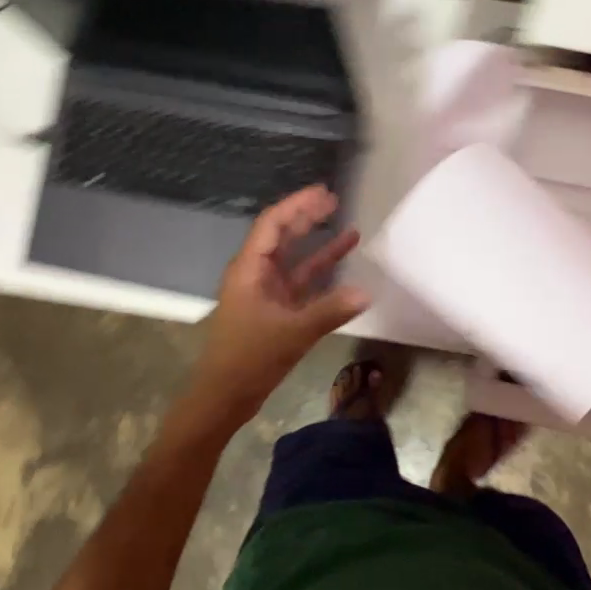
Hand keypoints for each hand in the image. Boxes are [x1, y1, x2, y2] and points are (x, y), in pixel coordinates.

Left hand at [191, 186, 368, 412]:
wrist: (224, 396)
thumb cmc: (249, 359)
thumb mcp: (292, 333)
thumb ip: (329, 311)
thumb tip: (366, 293)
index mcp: (249, 270)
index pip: (273, 225)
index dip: (297, 205)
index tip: (324, 193)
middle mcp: (255, 276)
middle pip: (282, 237)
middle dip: (307, 218)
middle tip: (335, 201)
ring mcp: (265, 295)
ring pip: (294, 261)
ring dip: (318, 246)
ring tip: (348, 228)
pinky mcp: (274, 313)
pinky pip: (300, 286)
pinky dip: (319, 276)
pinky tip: (343, 270)